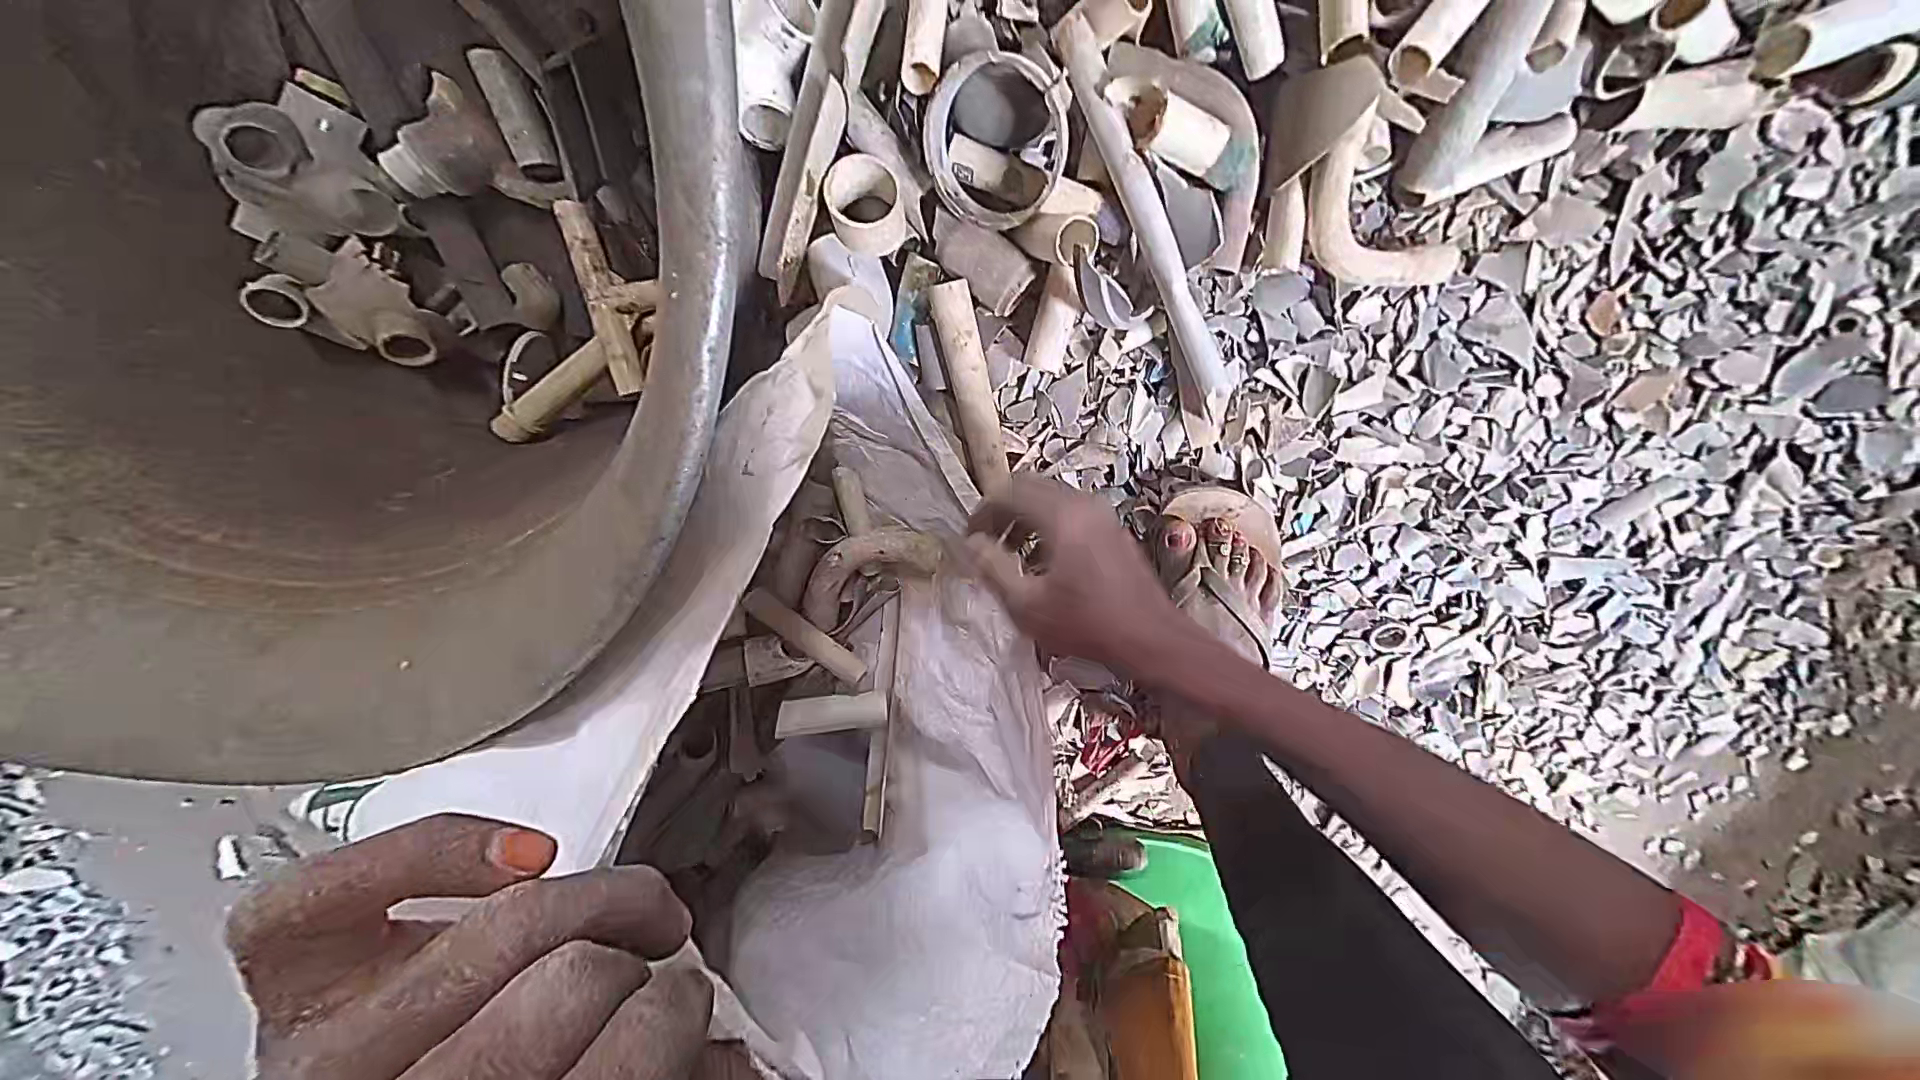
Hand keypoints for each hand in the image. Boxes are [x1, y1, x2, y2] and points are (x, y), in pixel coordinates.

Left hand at [226, 813, 711, 1079]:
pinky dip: (431, 848)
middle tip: (660, 942)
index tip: (689, 999)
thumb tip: (734, 1049)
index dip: (670, 1018)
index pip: (613, 1062)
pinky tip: (513, 857)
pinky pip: (322, 898)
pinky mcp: (294, 988)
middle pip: (566, 984)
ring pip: (498, 924)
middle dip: (638, 948)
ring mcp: (329, 1047)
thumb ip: (652, 1065)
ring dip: (592, 896)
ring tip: (622, 900)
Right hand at [956, 477, 1187, 676]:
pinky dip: (1047, 525)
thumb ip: (992, 568)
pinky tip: (1042, 562)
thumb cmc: (1088, 625)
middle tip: (987, 543)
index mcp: (1061, 515)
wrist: (1151, 639)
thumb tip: (971, 544)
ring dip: (1024, 519)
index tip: (970, 538)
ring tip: (1011, 555)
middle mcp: (1083, 504)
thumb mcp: (1027, 605)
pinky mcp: (1112, 529)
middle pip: (1029, 487)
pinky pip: (1070, 512)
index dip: (982, 512)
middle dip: (1002, 512)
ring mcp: (1102, 514)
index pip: (1007, 492)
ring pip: (1050, 498)